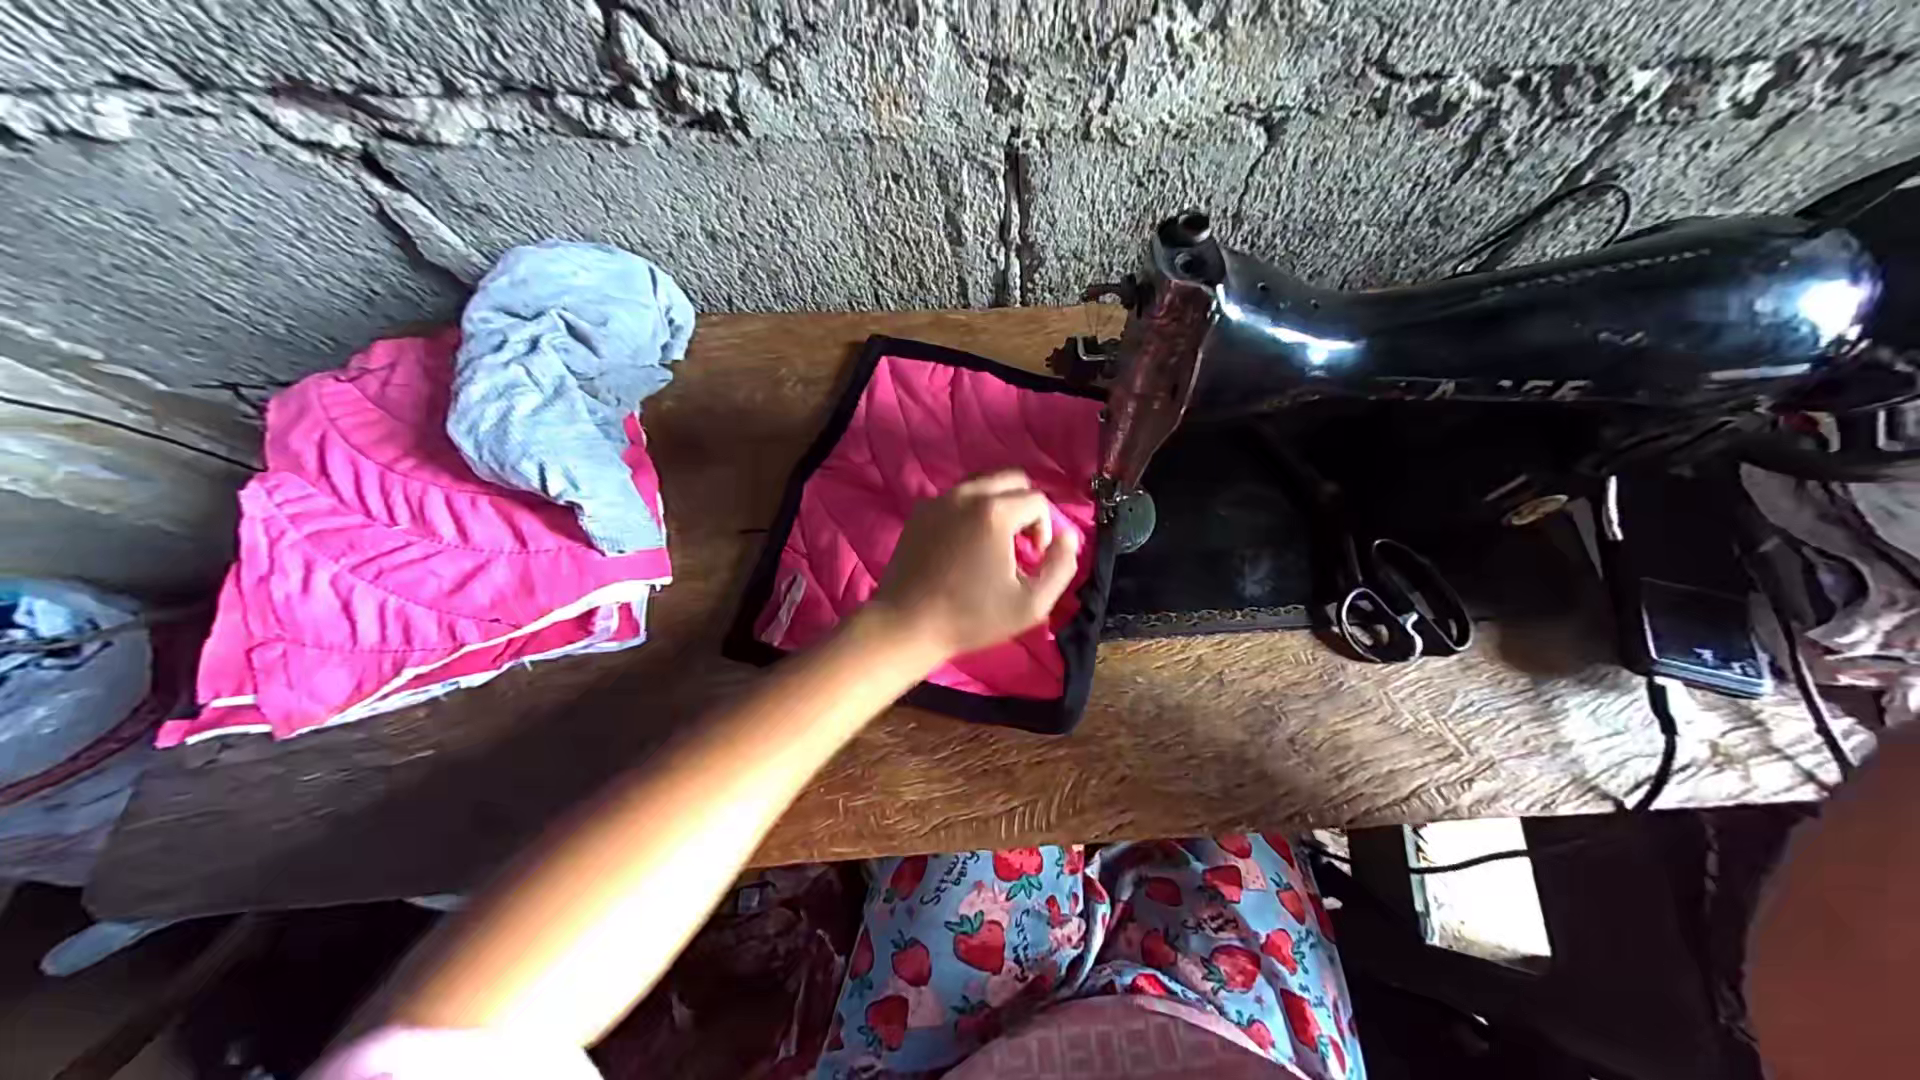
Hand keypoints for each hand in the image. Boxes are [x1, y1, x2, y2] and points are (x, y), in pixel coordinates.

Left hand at [866, 469, 1081, 660]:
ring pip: (982, 484)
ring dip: (999, 505)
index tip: (1034, 558)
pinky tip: (965, 546)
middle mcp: (966, 494)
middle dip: (1025, 507)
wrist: (906, 625)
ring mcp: (938, 500)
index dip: (1045, 528)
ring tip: (994, 543)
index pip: (1037, 500)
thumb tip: (1068, 535)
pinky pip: (956, 498)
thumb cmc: (971, 618)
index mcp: (994, 511)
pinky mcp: (919, 512)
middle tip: (1020, 544)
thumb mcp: (1031, 604)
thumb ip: (1061, 566)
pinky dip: (970, 511)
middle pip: (1012, 479)